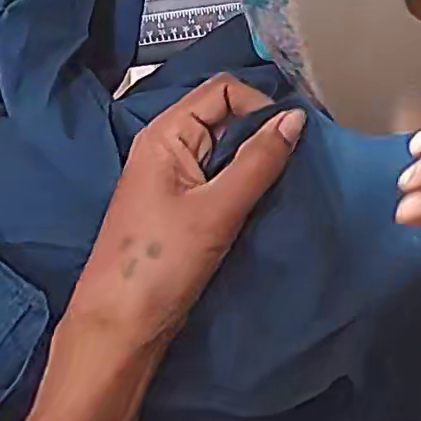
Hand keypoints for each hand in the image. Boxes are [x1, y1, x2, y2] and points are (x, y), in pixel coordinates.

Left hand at [65, 74, 305, 352]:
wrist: (120, 329)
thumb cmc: (160, 264)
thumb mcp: (217, 209)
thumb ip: (259, 160)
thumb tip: (296, 117)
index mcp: (165, 134)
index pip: (223, 91)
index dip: (261, 105)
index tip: (294, 136)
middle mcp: (168, 146)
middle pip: (226, 115)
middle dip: (263, 131)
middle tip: (300, 157)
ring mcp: (176, 176)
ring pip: (227, 148)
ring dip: (257, 158)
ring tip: (286, 179)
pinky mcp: (184, 204)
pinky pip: (222, 176)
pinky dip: (247, 181)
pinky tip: (267, 198)